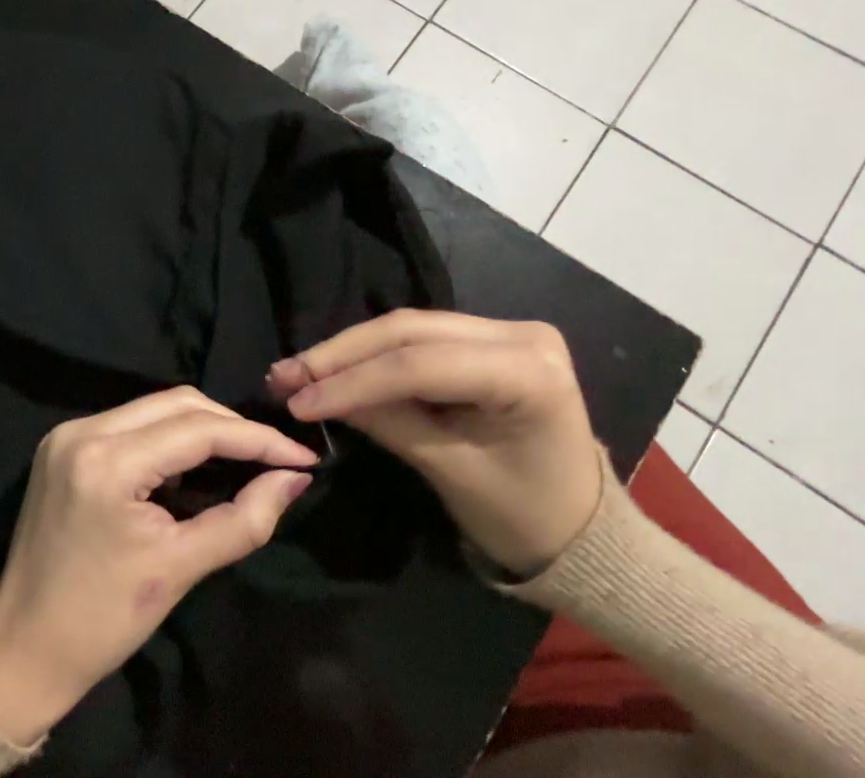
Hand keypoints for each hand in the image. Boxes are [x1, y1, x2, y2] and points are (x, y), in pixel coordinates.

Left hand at [0, 387, 318, 743]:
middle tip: (276, 460)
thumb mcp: (180, 568)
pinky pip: (131, 425)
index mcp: (106, 460)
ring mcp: (67, 435)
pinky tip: (194, 466)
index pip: (198, 429)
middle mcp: (82, 431)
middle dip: (232, 427)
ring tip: (245, 461)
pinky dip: (168, 438)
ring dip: (202, 429)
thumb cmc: (102, 619)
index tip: (303, 459)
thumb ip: (243, 518)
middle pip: (177, 403)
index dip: (258, 440)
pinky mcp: (63, 447)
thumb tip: (294, 479)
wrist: (24, 647)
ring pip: (154, 408)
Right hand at [267, 311, 601, 576]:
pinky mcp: (493, 341)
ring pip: (410, 330)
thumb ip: (386, 421)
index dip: (351, 380)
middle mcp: (523, 334)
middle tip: (282, 375)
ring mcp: (510, 331)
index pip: (421, 364)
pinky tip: (334, 369)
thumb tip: (314, 396)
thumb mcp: (449, 471)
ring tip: (296, 372)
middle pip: (411, 332)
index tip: (295, 400)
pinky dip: (376, 358)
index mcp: (529, 371)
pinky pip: (422, 341)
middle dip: (341, 356)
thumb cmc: (524, 516)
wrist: (582, 534)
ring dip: (351, 353)